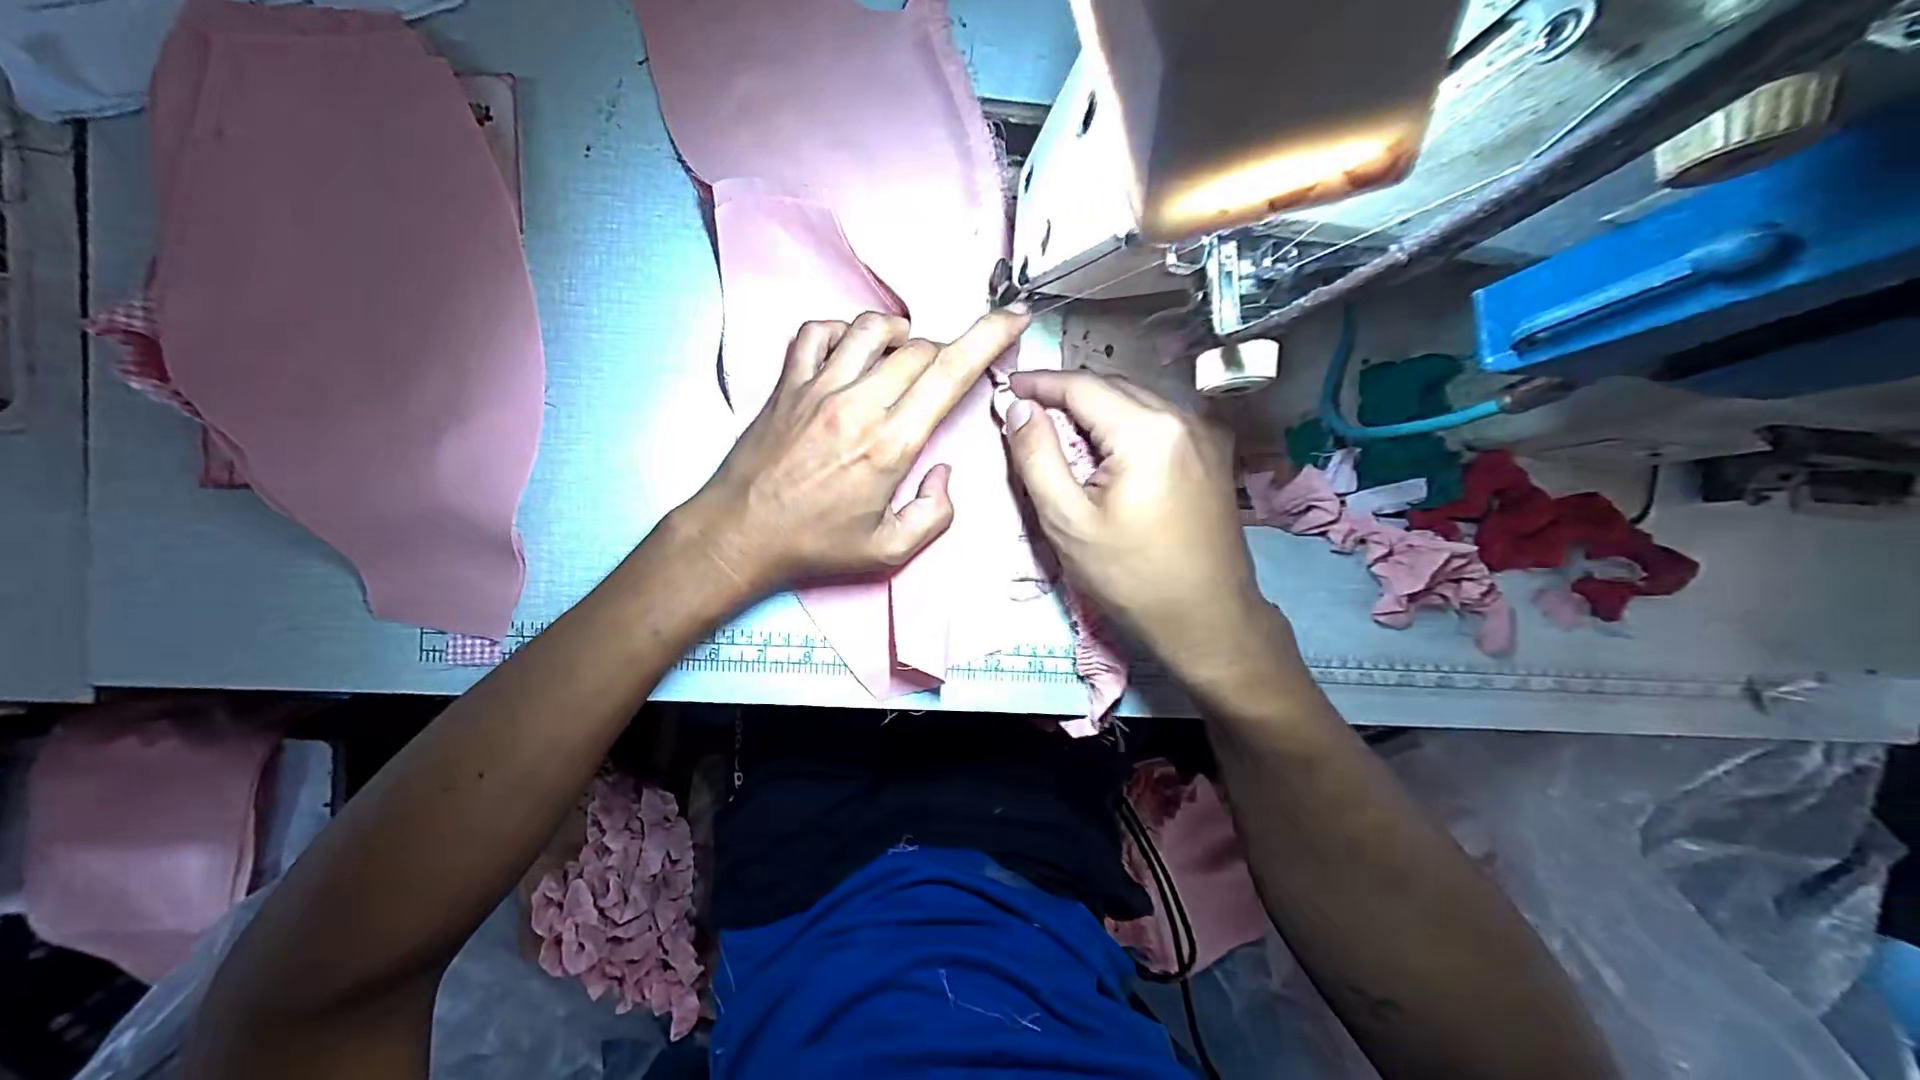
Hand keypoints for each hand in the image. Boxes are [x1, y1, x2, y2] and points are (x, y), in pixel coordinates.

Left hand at [678, 308, 1029, 594]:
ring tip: (903, 354)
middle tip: (947, 372)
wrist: (739, 535)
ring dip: (899, 334)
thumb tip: (943, 473)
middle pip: (918, 348)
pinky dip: (841, 331)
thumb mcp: (889, 551)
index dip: (989, 337)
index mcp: (890, 445)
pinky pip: (816, 332)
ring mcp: (817, 388)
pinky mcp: (786, 384)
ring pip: (870, 328)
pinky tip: (849, 352)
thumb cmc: (813, 545)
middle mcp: (857, 406)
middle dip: (947, 350)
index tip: (1012, 318)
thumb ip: (934, 514)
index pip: (950, 374)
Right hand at [1003, 370, 1284, 680]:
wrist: (1207, 619)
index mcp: (1147, 431)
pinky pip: (1157, 423)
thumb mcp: (1068, 521)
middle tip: (1026, 413)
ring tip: (1058, 431)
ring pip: (1135, 402)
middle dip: (1066, 394)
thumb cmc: (1131, 576)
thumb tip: (1018, 407)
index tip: (1007, 387)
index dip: (1040, 382)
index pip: (1083, 385)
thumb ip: (1037, 457)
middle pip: (1112, 388)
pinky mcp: (1211, 455)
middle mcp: (1183, 418)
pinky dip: (1122, 426)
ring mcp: (1204, 435)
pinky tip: (1103, 451)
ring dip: (1094, 409)